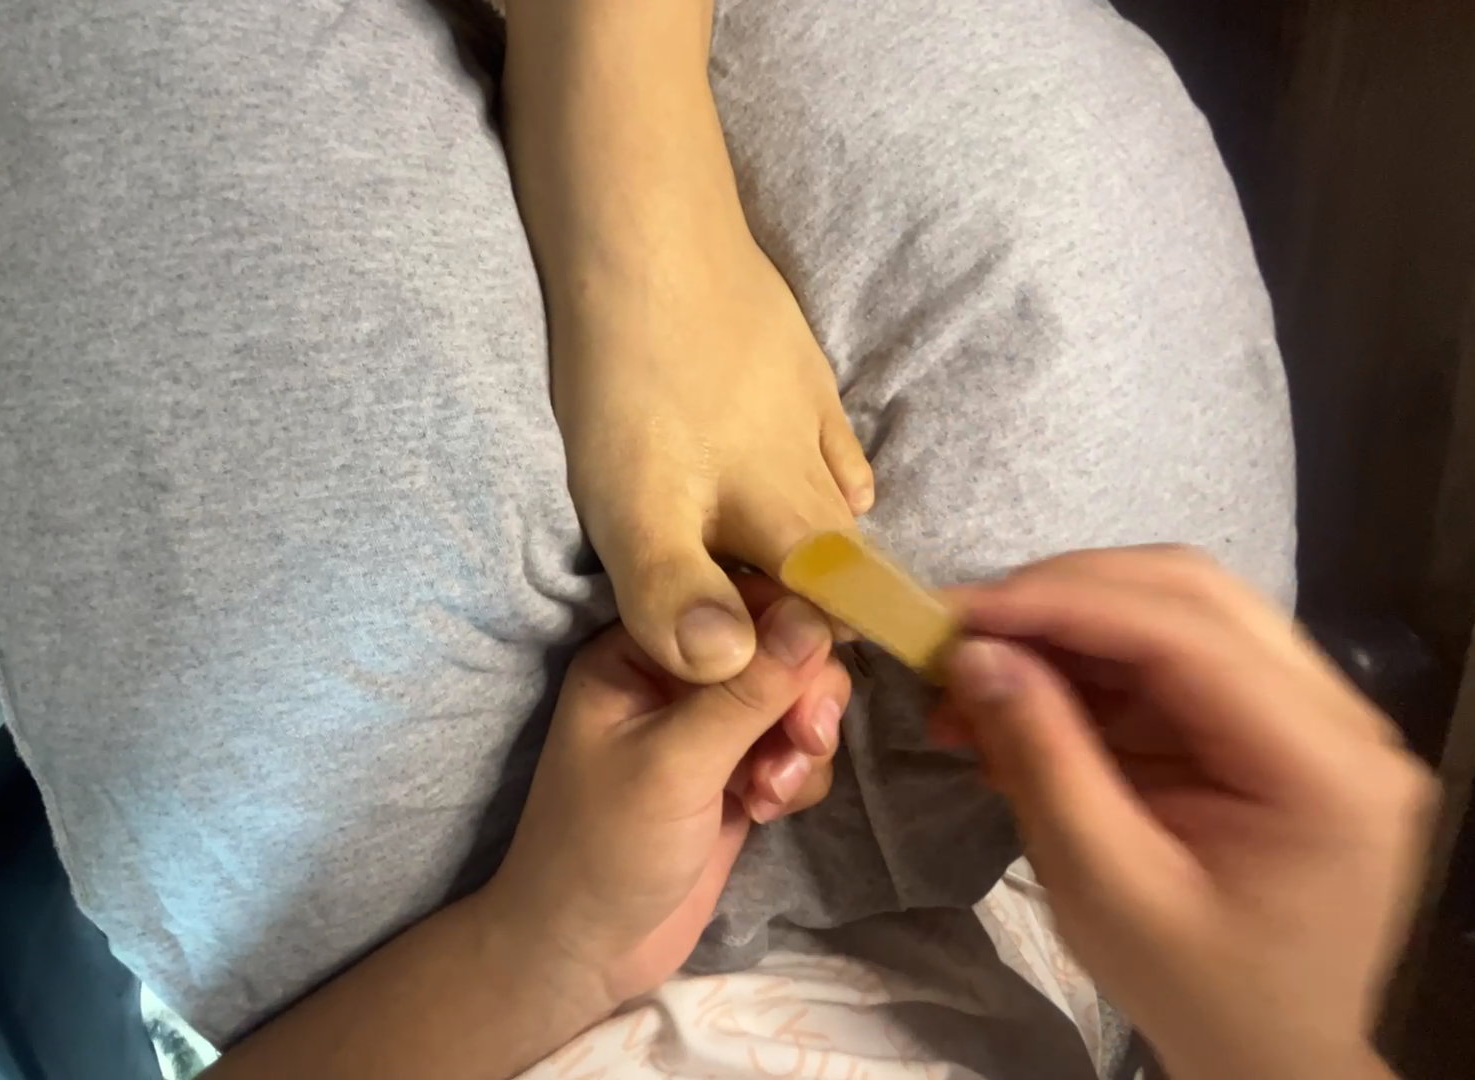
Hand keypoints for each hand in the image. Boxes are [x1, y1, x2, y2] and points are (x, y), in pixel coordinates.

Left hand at [478, 590, 844, 1005]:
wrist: (589, 947)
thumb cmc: (608, 844)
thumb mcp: (674, 763)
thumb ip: (746, 693)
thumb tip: (812, 615)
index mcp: (638, 651)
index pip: (728, 601)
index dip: (787, 620)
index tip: (828, 657)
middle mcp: (674, 677)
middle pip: (773, 648)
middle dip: (799, 694)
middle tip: (804, 740)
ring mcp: (705, 725)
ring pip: (790, 701)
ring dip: (797, 744)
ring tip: (767, 795)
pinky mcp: (733, 770)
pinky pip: (790, 749)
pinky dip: (792, 776)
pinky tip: (763, 812)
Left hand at [552, 231, 873, 685]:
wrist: (646, 237)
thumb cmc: (634, 383)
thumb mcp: (633, 504)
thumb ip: (677, 593)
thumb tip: (729, 667)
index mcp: (791, 520)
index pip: (841, 614)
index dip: (826, 653)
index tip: (792, 680)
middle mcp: (820, 473)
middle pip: (841, 562)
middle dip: (817, 607)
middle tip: (766, 628)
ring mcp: (815, 412)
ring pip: (838, 500)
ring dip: (817, 542)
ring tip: (780, 569)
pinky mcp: (796, 365)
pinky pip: (829, 439)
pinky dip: (820, 474)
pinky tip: (799, 476)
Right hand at [935, 547, 1435, 1078]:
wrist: (1266, 1046)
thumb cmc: (1194, 983)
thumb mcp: (1101, 878)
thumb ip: (1040, 753)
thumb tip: (971, 654)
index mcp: (1322, 766)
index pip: (1183, 632)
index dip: (1057, 603)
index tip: (952, 612)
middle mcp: (1328, 716)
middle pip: (1183, 591)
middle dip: (1054, 594)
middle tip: (959, 629)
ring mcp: (1288, 712)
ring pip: (1158, 608)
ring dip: (1049, 629)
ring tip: (966, 679)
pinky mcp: (1239, 721)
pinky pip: (1138, 657)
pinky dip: (1058, 667)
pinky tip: (1000, 708)